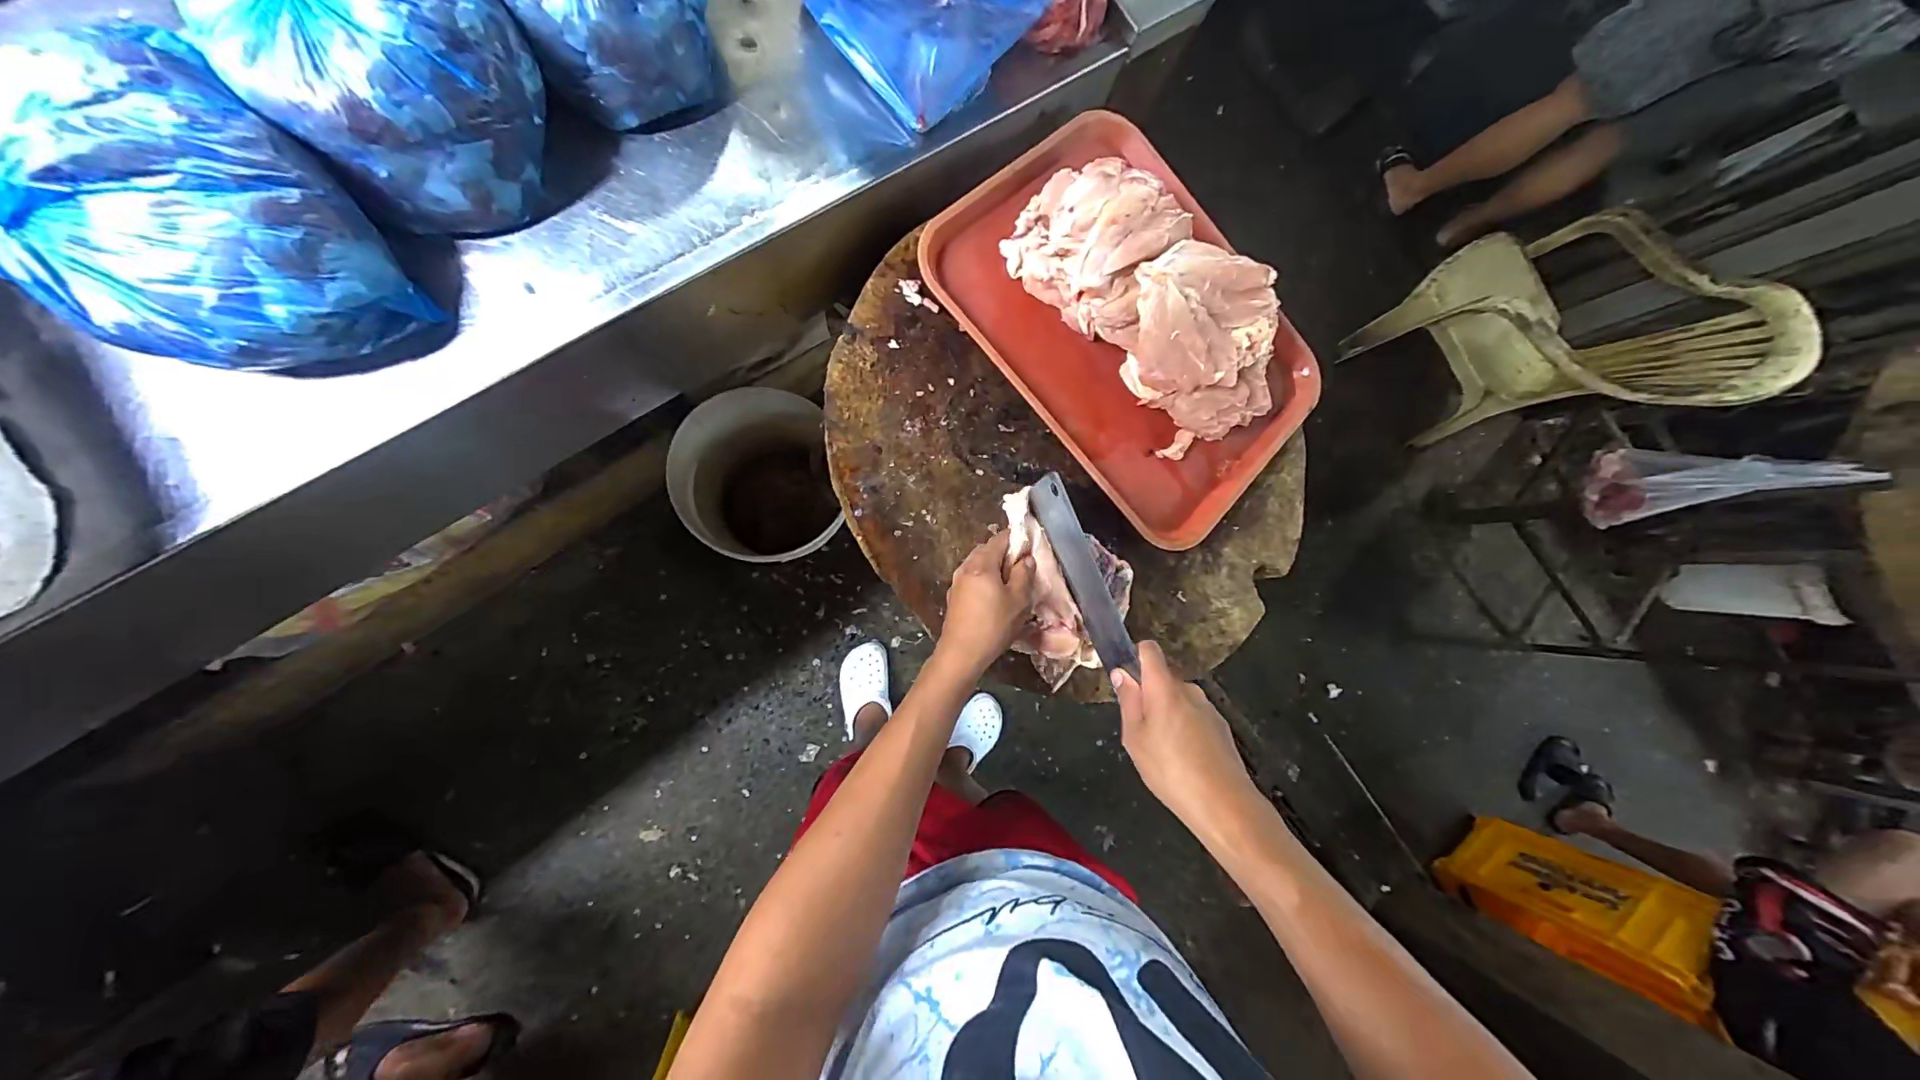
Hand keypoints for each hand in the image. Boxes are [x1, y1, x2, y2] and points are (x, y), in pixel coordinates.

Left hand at [937, 530, 1035, 670]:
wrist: (961, 654)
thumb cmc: (993, 626)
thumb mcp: (1018, 600)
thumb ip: (1024, 574)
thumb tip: (1025, 559)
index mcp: (981, 564)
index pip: (1000, 538)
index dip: (1017, 539)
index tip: (1031, 546)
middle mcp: (965, 567)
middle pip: (987, 550)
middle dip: (1005, 554)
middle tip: (1023, 568)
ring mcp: (957, 582)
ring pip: (979, 564)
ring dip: (995, 568)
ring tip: (1011, 584)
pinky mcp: (954, 596)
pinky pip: (972, 579)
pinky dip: (985, 580)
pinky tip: (995, 597)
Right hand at [1112, 641, 1261, 828]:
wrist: (1224, 804)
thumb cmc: (1170, 770)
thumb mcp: (1135, 738)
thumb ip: (1128, 701)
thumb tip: (1122, 673)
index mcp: (1164, 687)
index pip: (1150, 650)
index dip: (1135, 657)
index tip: (1125, 679)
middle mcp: (1189, 690)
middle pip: (1163, 678)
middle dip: (1149, 694)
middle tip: (1139, 728)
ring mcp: (1209, 708)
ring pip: (1179, 699)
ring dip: (1167, 714)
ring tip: (1161, 750)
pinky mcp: (1221, 727)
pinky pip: (1194, 717)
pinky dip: (1184, 729)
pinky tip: (1183, 759)